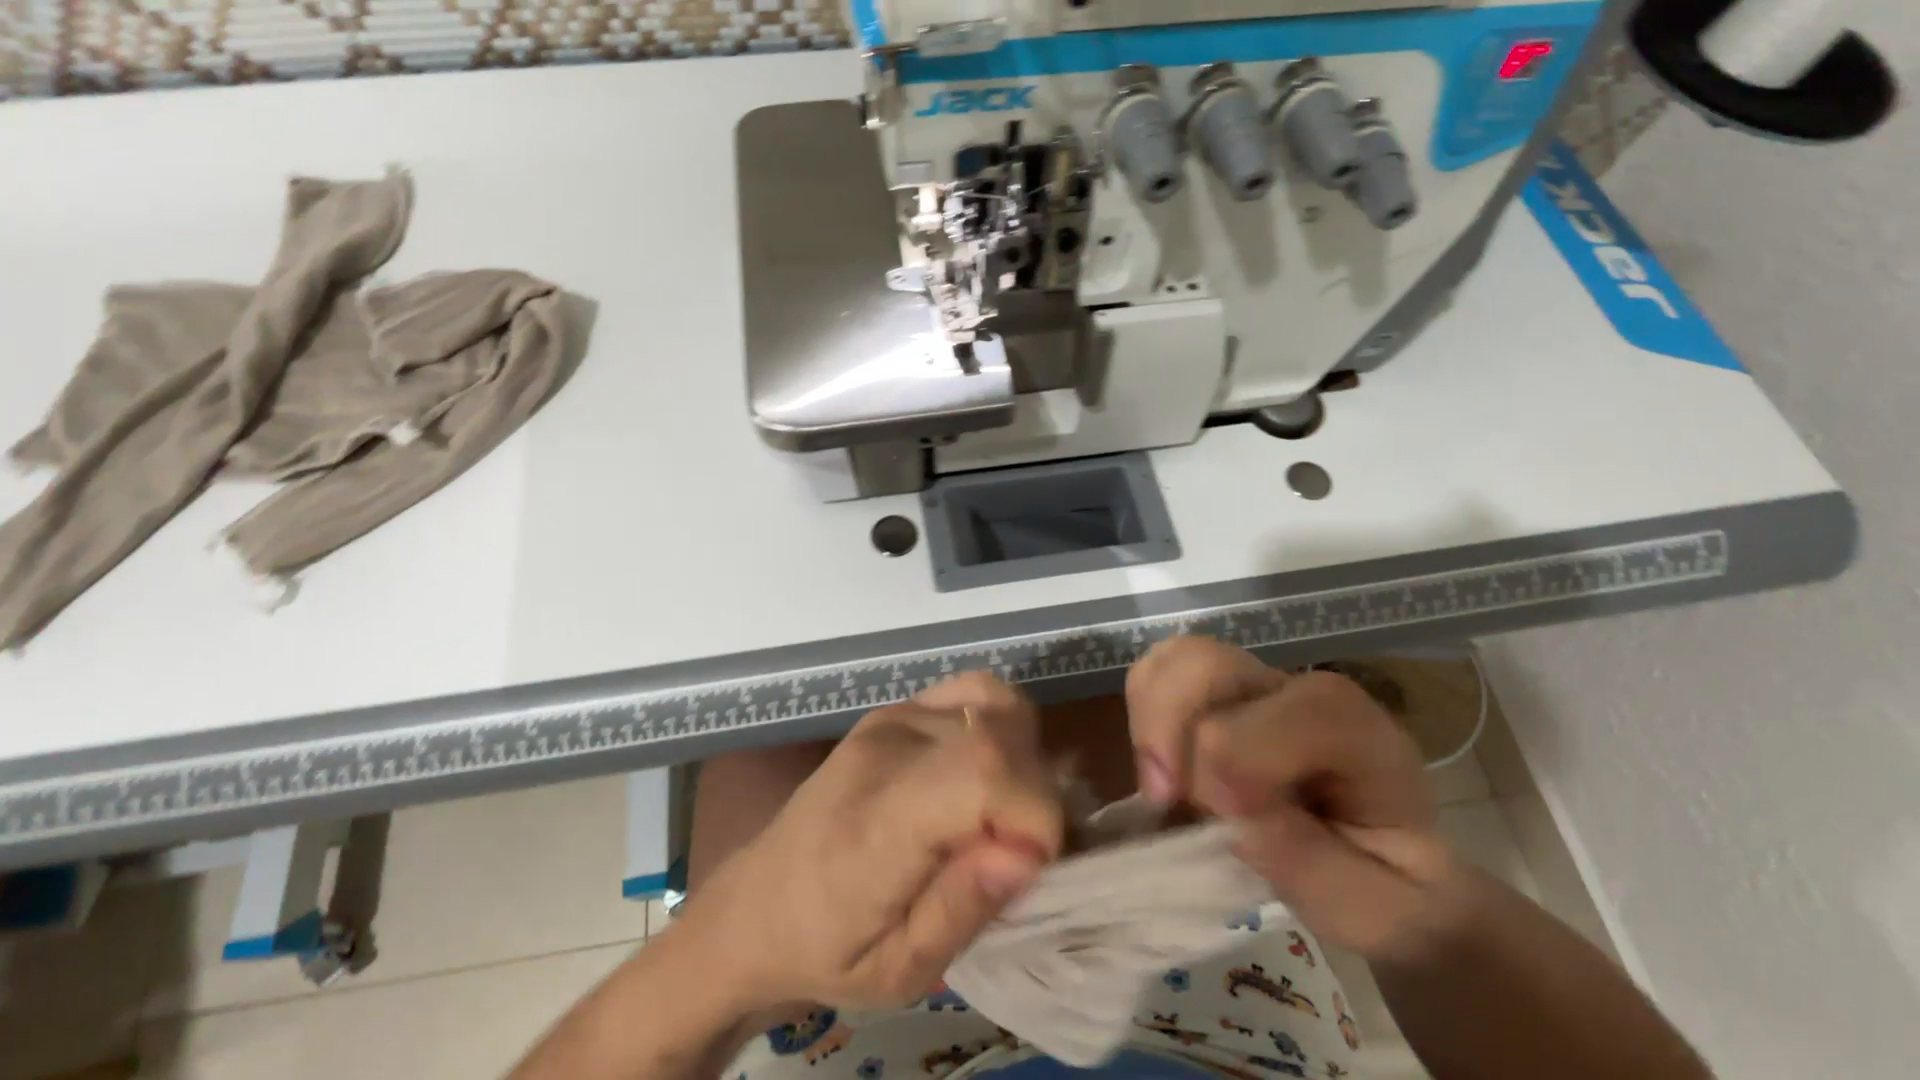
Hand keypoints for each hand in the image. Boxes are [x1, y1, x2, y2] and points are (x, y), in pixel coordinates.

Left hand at [685, 672, 1064, 1011]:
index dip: (1033, 816)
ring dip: (1022, 759)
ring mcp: (887, 721)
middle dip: (1035, 793)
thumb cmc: (825, 953)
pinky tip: (982, 776)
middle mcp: (883, 754)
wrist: (755, 908)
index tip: (1029, 868)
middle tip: (1016, 852)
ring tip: (1001, 816)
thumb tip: (1027, 854)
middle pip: (998, 732)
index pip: (982, 773)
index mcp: (877, 826)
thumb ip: (962, 909)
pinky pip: (971, 693)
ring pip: (995, 704)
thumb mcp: (898, 973)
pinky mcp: (891, 712)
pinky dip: (997, 726)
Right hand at [1126, 636, 1455, 957]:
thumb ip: (1310, 864)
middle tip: (1172, 803)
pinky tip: (1163, 782)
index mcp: (1357, 734)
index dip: (1237, 767)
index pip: (1281, 712)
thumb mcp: (1374, 911)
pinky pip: (1159, 681)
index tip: (1234, 827)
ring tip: (1165, 794)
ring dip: (1150, 726)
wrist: (1393, 882)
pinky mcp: (1219, 704)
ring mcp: (1256, 692)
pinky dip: (1143, 723)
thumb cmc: (1388, 897)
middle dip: (1174, 734)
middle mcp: (1301, 693)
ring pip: (1174, 662)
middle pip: (1208, 664)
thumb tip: (1233, 816)